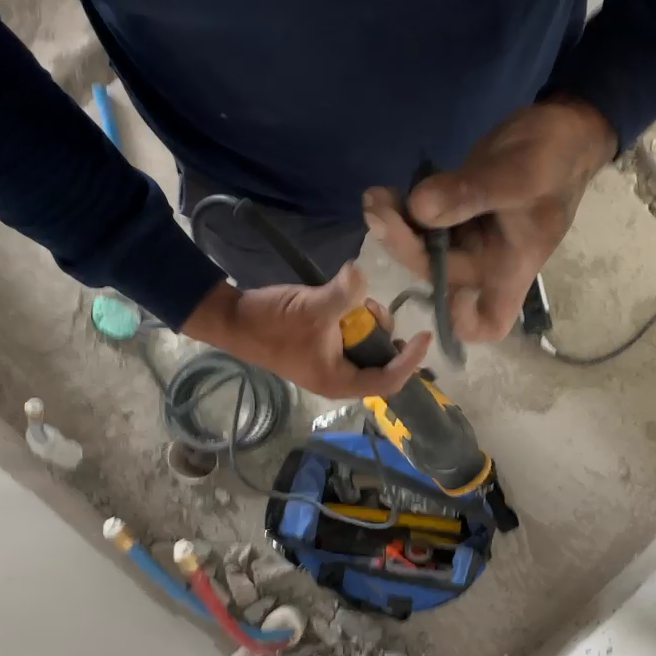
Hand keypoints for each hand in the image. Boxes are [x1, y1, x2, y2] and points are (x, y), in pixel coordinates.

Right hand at [179, 263, 430, 397]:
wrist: (231, 319)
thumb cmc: (272, 323)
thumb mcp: (314, 306)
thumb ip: (345, 293)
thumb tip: (361, 274)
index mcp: (340, 381)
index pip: (390, 381)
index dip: (410, 361)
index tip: (424, 336)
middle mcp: (338, 379)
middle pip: (381, 365)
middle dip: (385, 336)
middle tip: (373, 307)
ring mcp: (329, 365)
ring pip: (367, 349)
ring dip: (369, 325)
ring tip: (358, 300)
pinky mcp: (322, 350)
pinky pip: (351, 340)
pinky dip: (355, 322)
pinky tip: (347, 301)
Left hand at [362, 95, 617, 342]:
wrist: (562, 129)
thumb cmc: (554, 161)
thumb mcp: (518, 176)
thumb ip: (470, 194)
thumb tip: (419, 208)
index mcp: (510, 268)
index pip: (490, 322)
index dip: (462, 322)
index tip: (439, 294)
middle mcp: (486, 262)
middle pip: (438, 278)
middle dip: (405, 248)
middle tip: (378, 210)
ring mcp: (469, 238)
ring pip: (423, 250)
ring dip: (395, 229)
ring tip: (376, 198)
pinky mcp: (456, 211)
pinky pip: (422, 222)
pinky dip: (402, 211)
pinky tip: (386, 192)